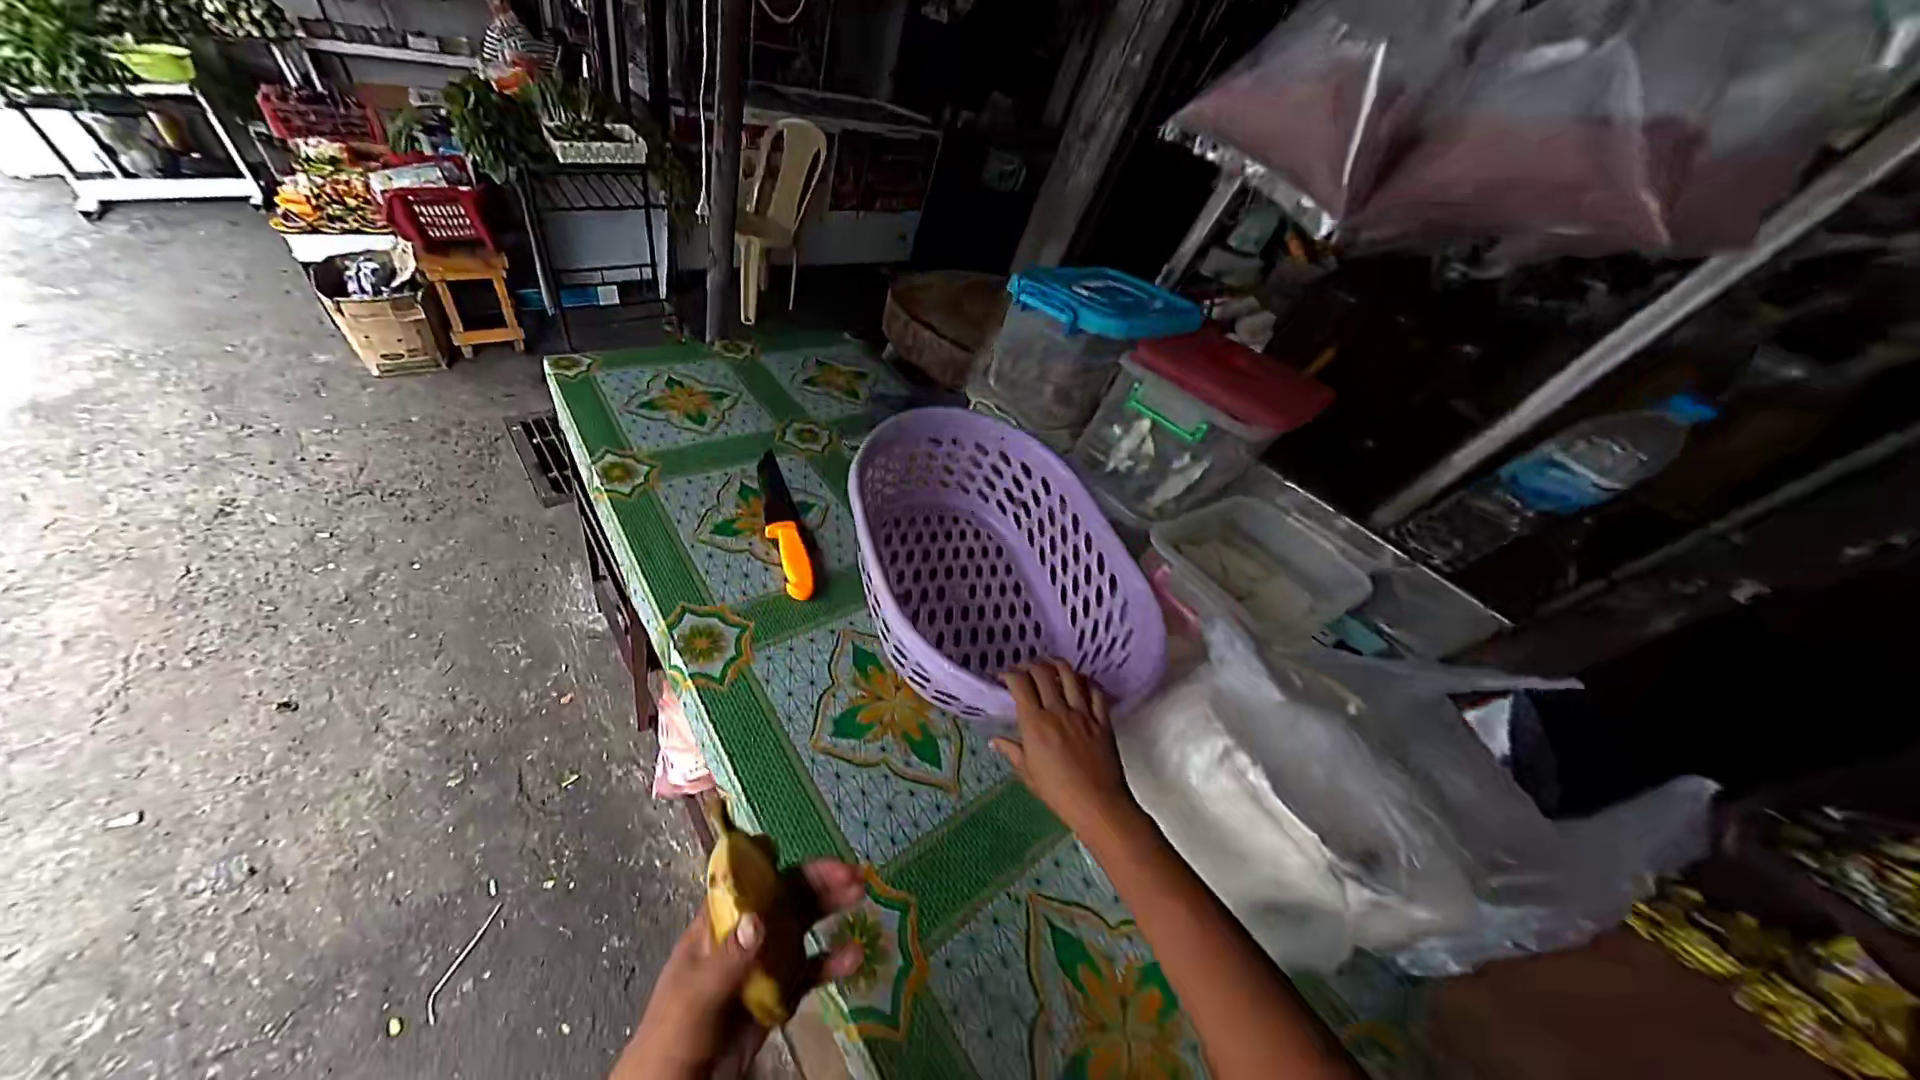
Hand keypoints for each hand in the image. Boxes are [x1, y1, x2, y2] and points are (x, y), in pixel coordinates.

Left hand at [614, 859, 866, 1079]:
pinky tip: (854, 957)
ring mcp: (764, 963)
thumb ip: (727, 960)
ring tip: (861, 894)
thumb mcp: (695, 998)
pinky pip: (811, 970)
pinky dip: (833, 961)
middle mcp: (745, 935)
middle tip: (852, 874)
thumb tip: (759, 918)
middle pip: (785, 894)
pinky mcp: (779, 994)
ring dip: (830, 906)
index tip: (795, 847)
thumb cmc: (672, 1037)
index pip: (745, 878)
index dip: (768, 858)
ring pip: (803, 923)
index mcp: (718, 924)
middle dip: (817, 878)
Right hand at [992, 660, 1140, 842]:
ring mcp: (1083, 713)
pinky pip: (1096, 691)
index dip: (1010, 674)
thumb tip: (995, 740)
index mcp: (1035, 724)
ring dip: (1057, 664)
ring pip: (1070, 676)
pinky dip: (1086, 681)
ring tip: (1050, 663)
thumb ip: (1012, 751)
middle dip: (1030, 665)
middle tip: (1024, 668)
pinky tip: (1081, 680)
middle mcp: (1058, 711)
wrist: (1097, 804)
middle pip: (1043, 674)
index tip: (1004, 676)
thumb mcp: (1028, 773)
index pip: (1020, 685)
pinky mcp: (1103, 720)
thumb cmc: (1058, 793)